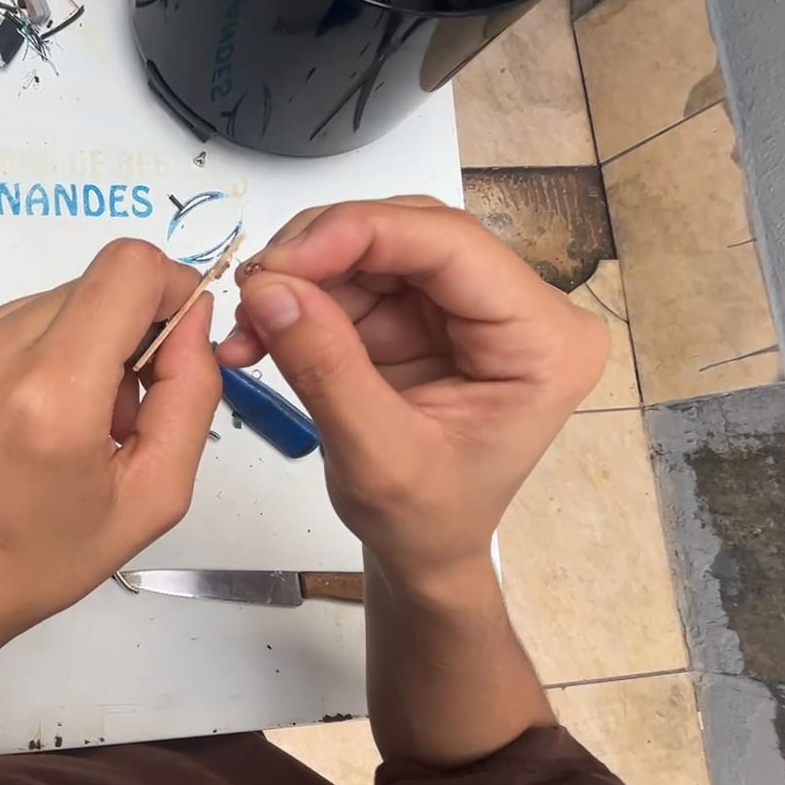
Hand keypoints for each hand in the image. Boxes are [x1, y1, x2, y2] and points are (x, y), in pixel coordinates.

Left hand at [0, 240, 222, 671]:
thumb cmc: (40, 558)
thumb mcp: (154, 497)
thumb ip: (191, 394)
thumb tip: (191, 317)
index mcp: (50, 402)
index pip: (128, 269)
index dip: (168, 288)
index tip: (171, 337)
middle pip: (93, 284)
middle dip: (125, 332)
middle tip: (116, 406)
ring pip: (54, 299)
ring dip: (81, 344)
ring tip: (67, 417)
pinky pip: (12, 318)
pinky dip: (39, 351)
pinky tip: (30, 411)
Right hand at [217, 198, 606, 585]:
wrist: (422, 549)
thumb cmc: (422, 520)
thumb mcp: (374, 455)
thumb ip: (325, 368)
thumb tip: (266, 289)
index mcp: (540, 340)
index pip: (450, 245)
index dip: (356, 234)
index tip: (273, 264)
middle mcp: (510, 308)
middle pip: (408, 234)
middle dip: (318, 255)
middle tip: (250, 290)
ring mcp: (459, 310)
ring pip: (370, 252)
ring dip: (297, 280)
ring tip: (244, 324)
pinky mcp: (416, 320)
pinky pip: (349, 285)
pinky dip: (296, 303)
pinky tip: (257, 334)